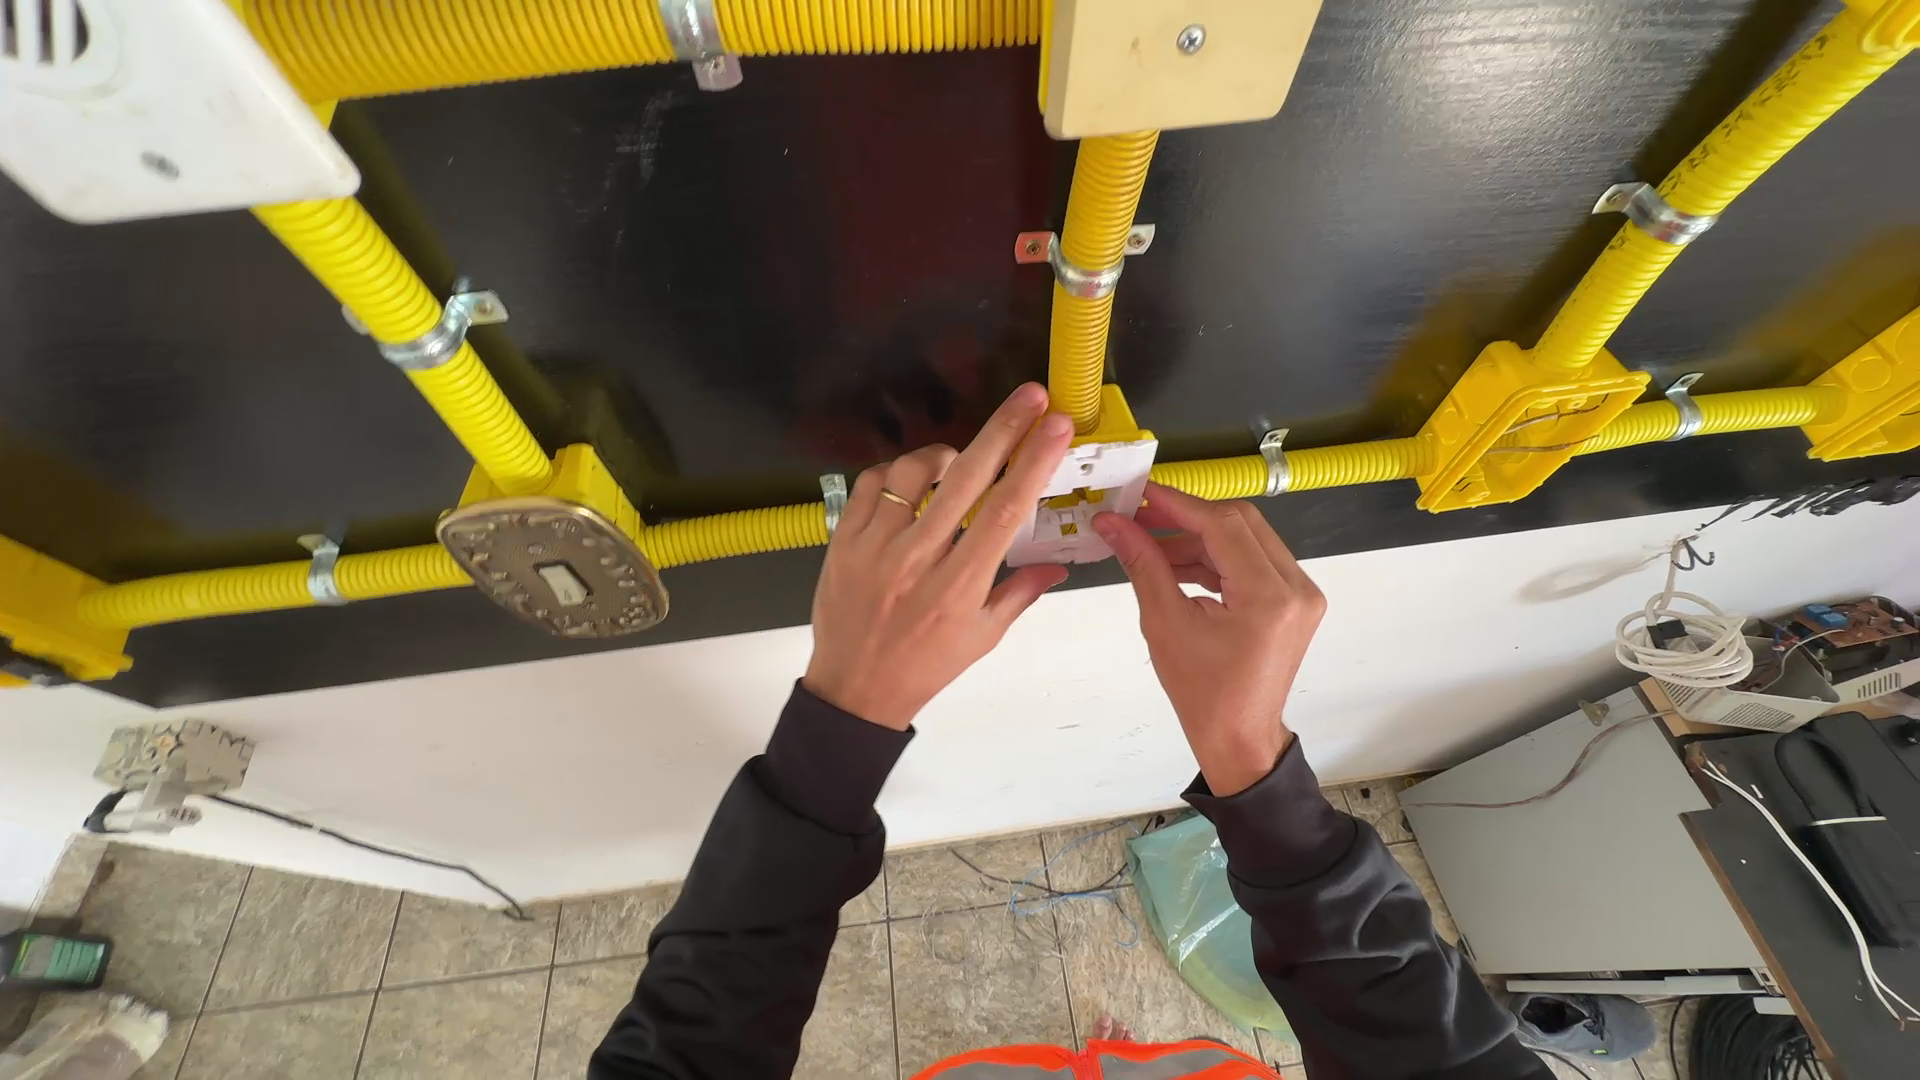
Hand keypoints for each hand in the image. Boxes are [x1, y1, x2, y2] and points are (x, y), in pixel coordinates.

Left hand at [804, 383, 1073, 729]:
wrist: (855, 691)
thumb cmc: (924, 667)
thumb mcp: (981, 637)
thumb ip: (1020, 593)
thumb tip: (1058, 564)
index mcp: (959, 587)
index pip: (1004, 511)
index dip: (1033, 463)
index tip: (1055, 428)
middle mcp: (918, 561)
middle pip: (965, 478)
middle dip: (1004, 429)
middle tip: (1029, 397)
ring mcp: (874, 548)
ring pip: (913, 472)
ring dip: (944, 453)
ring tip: (958, 459)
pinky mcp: (843, 542)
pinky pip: (871, 485)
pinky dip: (896, 471)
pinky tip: (912, 481)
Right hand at [1092, 483, 1324, 795]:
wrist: (1238, 736)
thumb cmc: (1201, 692)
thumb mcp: (1164, 623)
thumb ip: (1142, 563)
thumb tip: (1112, 524)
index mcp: (1270, 596)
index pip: (1222, 525)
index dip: (1176, 504)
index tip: (1140, 494)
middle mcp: (1296, 586)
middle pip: (1239, 523)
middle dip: (1186, 516)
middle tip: (1140, 516)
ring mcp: (1300, 592)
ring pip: (1244, 538)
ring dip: (1197, 537)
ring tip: (1149, 544)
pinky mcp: (1292, 600)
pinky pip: (1250, 561)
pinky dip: (1213, 558)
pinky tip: (1174, 564)